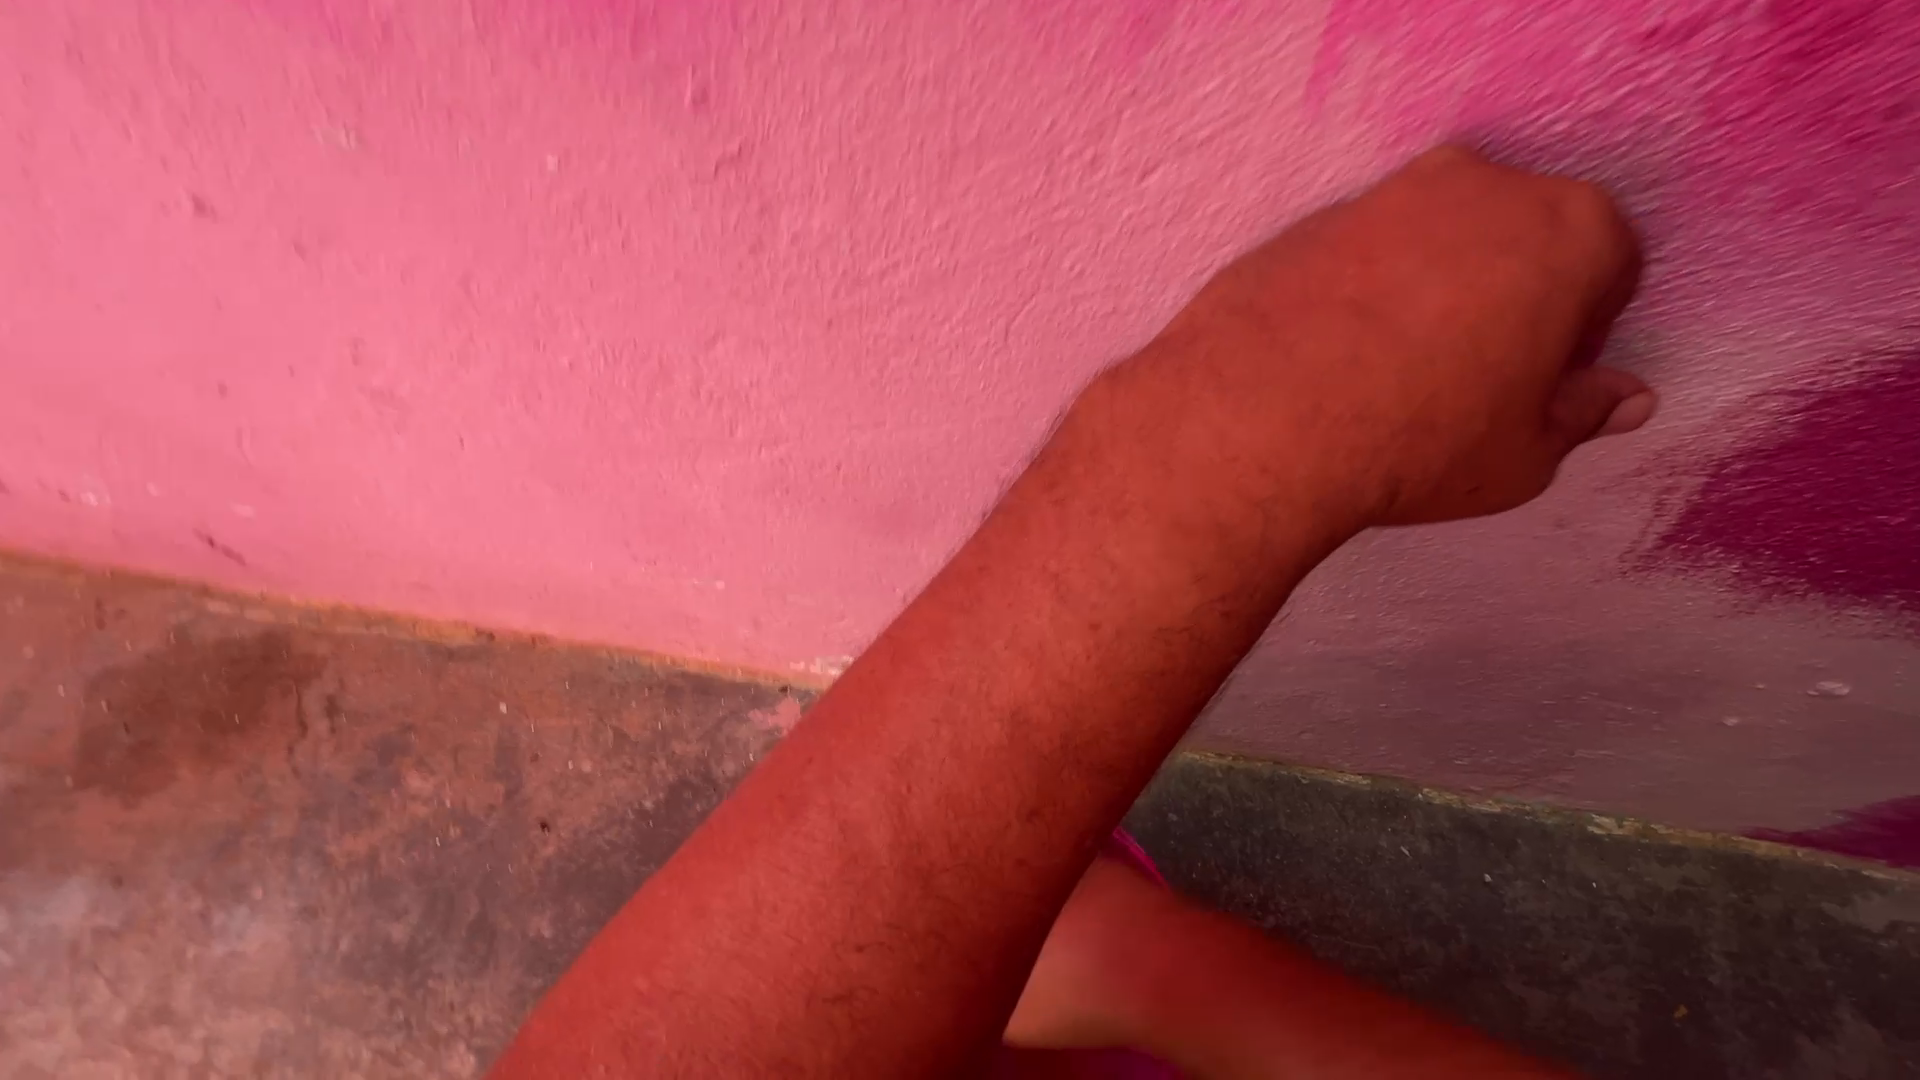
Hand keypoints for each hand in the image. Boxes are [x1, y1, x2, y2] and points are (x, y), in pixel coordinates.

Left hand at [1104, 144, 1652, 532]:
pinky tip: (1320, 361)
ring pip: (1423, 247)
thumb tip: (1621, 399)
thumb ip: (1579, 416)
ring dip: (1419, 296)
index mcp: (1564, 227)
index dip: (1575, 335)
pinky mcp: (1296, 230)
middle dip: (1500, 302)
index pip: (1606, 269)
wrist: (1252, 425)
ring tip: (1378, 377)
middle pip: (1510, 244)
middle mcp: (1471, 189)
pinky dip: (1347, 298)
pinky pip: (1345, 262)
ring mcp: (1372, 201)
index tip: (1531, 384)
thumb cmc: (1407, 445)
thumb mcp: (1519, 457)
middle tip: (1456, 383)